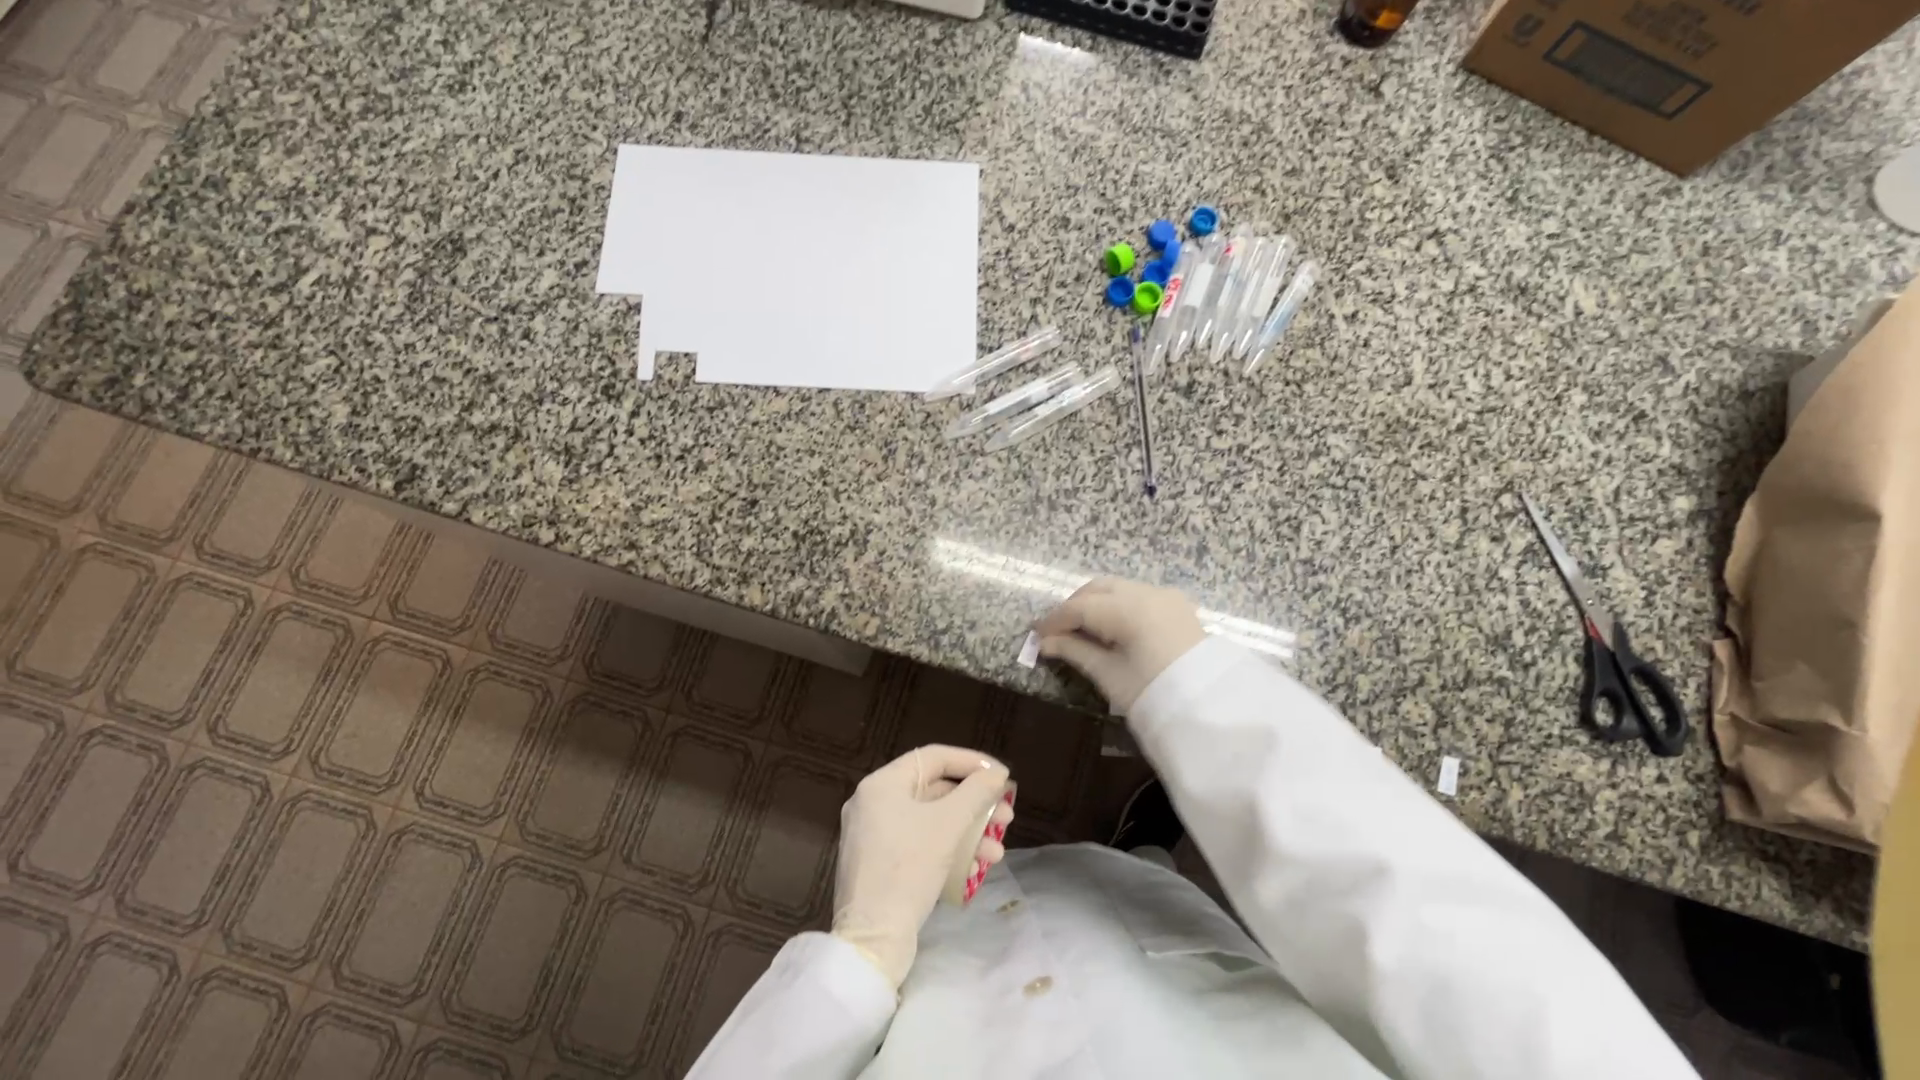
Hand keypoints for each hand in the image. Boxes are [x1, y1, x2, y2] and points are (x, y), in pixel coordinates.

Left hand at [832, 745, 1014, 988]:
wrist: (872, 937)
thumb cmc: (908, 869)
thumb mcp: (948, 825)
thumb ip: (976, 792)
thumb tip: (996, 773)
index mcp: (882, 785)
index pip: (934, 757)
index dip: (972, 763)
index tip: (1003, 776)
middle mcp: (874, 804)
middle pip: (935, 791)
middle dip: (976, 805)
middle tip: (1006, 817)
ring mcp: (875, 836)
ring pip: (932, 822)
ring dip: (969, 833)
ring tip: (996, 853)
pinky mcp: (881, 865)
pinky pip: (921, 845)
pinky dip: (949, 850)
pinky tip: (975, 868)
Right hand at [1033, 577, 1207, 713]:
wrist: (1213, 707)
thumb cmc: (1155, 694)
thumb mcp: (1110, 675)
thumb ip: (1076, 652)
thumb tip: (1046, 643)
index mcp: (1128, 608)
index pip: (1080, 607)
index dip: (1055, 620)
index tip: (1036, 635)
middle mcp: (1147, 592)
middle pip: (1099, 589)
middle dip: (1075, 607)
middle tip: (1056, 632)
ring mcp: (1166, 596)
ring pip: (1119, 589)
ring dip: (1096, 604)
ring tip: (1080, 631)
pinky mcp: (1178, 607)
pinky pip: (1138, 596)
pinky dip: (1118, 606)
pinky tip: (1110, 628)